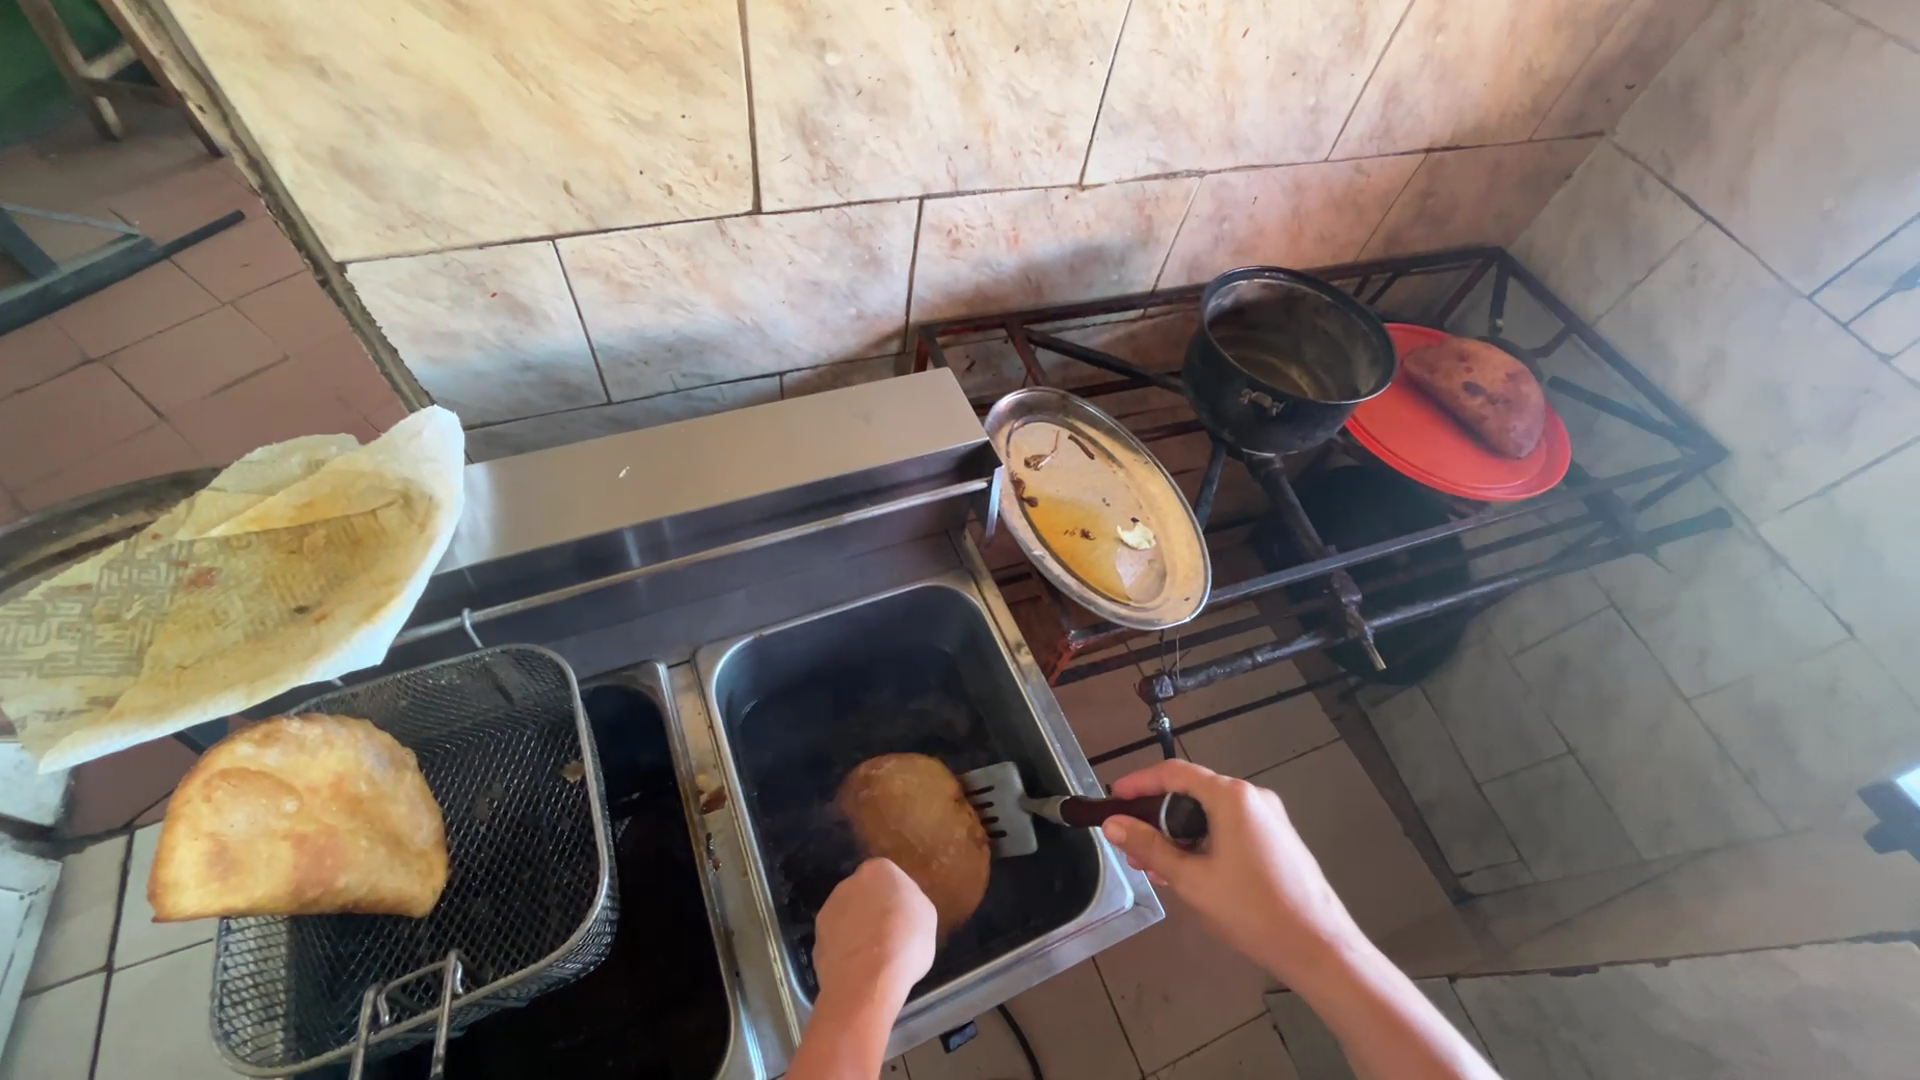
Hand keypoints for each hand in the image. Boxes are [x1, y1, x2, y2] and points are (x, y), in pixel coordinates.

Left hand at [812, 858, 937, 1004]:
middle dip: (872, 911)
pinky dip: (845, 953)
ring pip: (847, 918)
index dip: (895, 898)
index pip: (887, 876)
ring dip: (857, 932)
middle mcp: (848, 884)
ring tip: (872, 959)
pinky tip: (858, 971)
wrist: (868, 981)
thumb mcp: (926, 916)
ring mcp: (828, 912)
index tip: (903, 917)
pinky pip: (836, 942)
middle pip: (863, 894)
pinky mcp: (816, 940)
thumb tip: (900, 906)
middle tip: (888, 936)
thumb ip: (910, 902)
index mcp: (878, 870)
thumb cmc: (906, 942)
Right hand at [1101, 759, 1360, 981]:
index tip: (1115, 798)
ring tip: (1157, 868)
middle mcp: (1252, 797)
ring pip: (1210, 814)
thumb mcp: (1191, 879)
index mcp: (1231, 797)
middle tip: (1132, 845)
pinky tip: (1191, 873)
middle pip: (1192, 793)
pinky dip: (1204, 842)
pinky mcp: (1278, 839)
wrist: (1320, 949)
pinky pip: (1230, 828)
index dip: (1139, 782)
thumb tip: (1112, 824)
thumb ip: (1148, 847)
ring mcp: (1269, 818)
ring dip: (1179, 835)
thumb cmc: (1252, 910)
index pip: (1174, 773)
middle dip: (1157, 818)